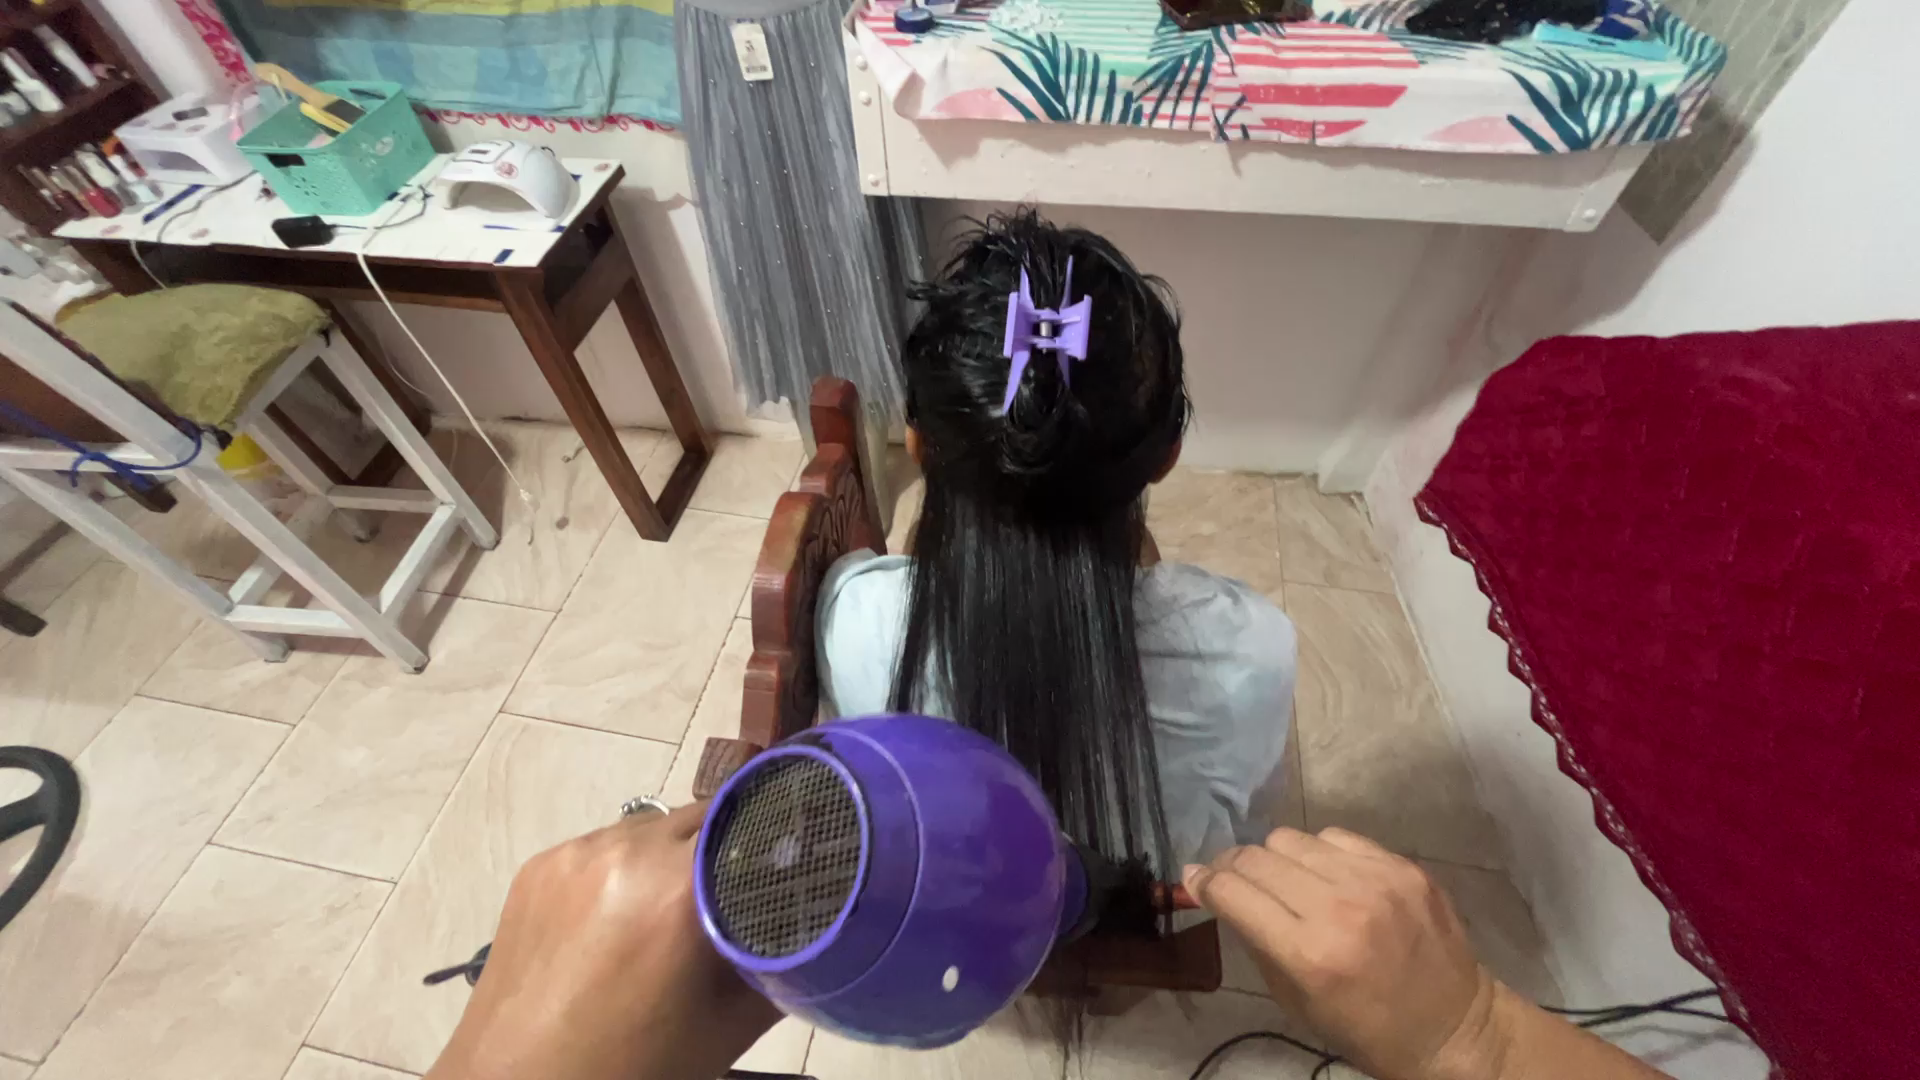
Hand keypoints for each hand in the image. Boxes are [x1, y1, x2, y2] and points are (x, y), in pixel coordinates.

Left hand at [427, 803, 781, 1079]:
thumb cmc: (632, 1070)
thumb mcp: (729, 1026)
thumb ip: (783, 962)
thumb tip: (820, 918)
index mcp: (678, 888)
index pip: (752, 818)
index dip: (775, 834)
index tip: (790, 858)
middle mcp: (628, 850)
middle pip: (705, 817)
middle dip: (725, 847)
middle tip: (732, 894)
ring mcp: (577, 852)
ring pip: (657, 827)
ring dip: (674, 854)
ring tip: (669, 911)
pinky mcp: (541, 862)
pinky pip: (609, 844)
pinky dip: (627, 868)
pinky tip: (618, 918)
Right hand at [1183, 827, 1503, 1079]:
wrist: (1459, 1031)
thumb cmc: (1366, 1029)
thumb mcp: (1294, 1000)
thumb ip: (1251, 937)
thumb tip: (1209, 886)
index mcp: (1309, 954)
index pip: (1232, 891)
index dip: (1203, 881)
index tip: (1195, 878)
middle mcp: (1338, 908)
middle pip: (1255, 857)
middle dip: (1234, 867)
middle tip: (1234, 880)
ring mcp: (1374, 881)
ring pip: (1289, 838)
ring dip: (1277, 859)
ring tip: (1289, 881)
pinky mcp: (1401, 867)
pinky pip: (1333, 836)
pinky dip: (1320, 855)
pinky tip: (1332, 879)